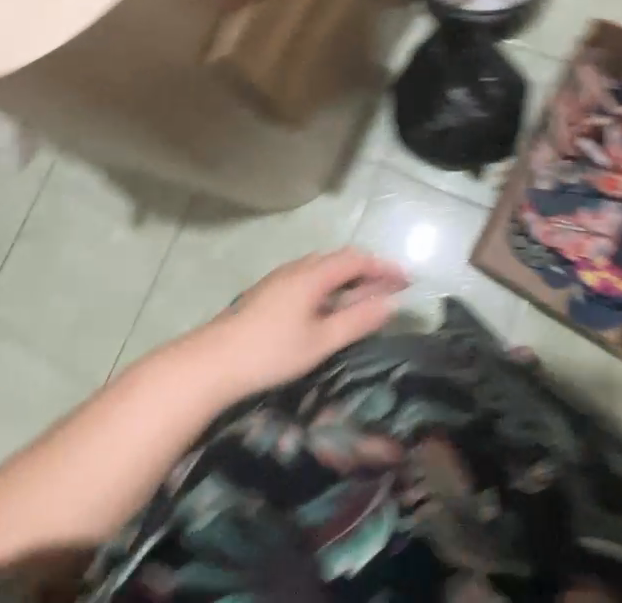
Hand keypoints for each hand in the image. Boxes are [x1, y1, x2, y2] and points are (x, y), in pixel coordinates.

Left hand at [182, 249, 408, 402]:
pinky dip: (329, 287)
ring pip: (320, 270)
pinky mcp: (267, 294)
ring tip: (366, 299)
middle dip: (367, 271)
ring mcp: (278, 280)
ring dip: (347, 279)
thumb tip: (390, 303)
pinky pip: (307, 280)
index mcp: (311, 275)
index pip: (354, 259)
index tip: (407, 280)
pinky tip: (330, 308)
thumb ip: (356, 321)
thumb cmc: (271, 352)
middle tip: (392, 290)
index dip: (382, 267)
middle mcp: (295, 270)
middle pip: (337, 260)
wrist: (214, 361)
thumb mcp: (321, 341)